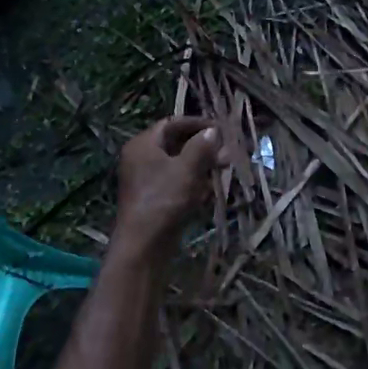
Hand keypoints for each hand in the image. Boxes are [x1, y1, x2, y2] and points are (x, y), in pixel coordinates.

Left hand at [112, 117, 225, 253]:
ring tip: (223, 170)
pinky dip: (193, 182)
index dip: (197, 124)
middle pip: (176, 144)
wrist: (143, 245)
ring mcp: (146, 180)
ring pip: (178, 164)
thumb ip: (201, 146)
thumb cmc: (164, 200)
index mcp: (143, 145)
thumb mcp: (187, 169)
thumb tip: (213, 131)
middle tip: (226, 153)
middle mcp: (141, 158)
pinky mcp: (154, 198)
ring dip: (201, 165)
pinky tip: (210, 190)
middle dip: (203, 147)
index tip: (220, 129)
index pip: (171, 123)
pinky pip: (176, 182)